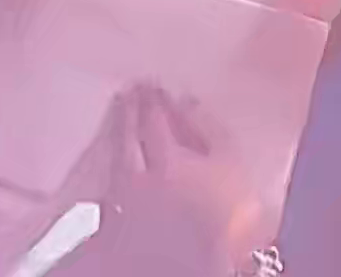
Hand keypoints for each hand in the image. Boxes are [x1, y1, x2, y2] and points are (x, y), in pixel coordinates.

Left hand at [61, 86, 266, 275]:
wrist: (216, 263)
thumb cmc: (230, 207)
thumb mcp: (228, 158)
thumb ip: (204, 125)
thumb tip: (184, 99)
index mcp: (167, 158)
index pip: (154, 120)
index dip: (152, 100)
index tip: (149, 82)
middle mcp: (139, 179)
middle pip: (128, 138)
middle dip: (129, 112)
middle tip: (128, 91)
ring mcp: (126, 206)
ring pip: (115, 162)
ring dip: (116, 135)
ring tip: (118, 116)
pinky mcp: (120, 230)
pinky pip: (110, 188)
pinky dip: (111, 168)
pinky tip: (113, 162)